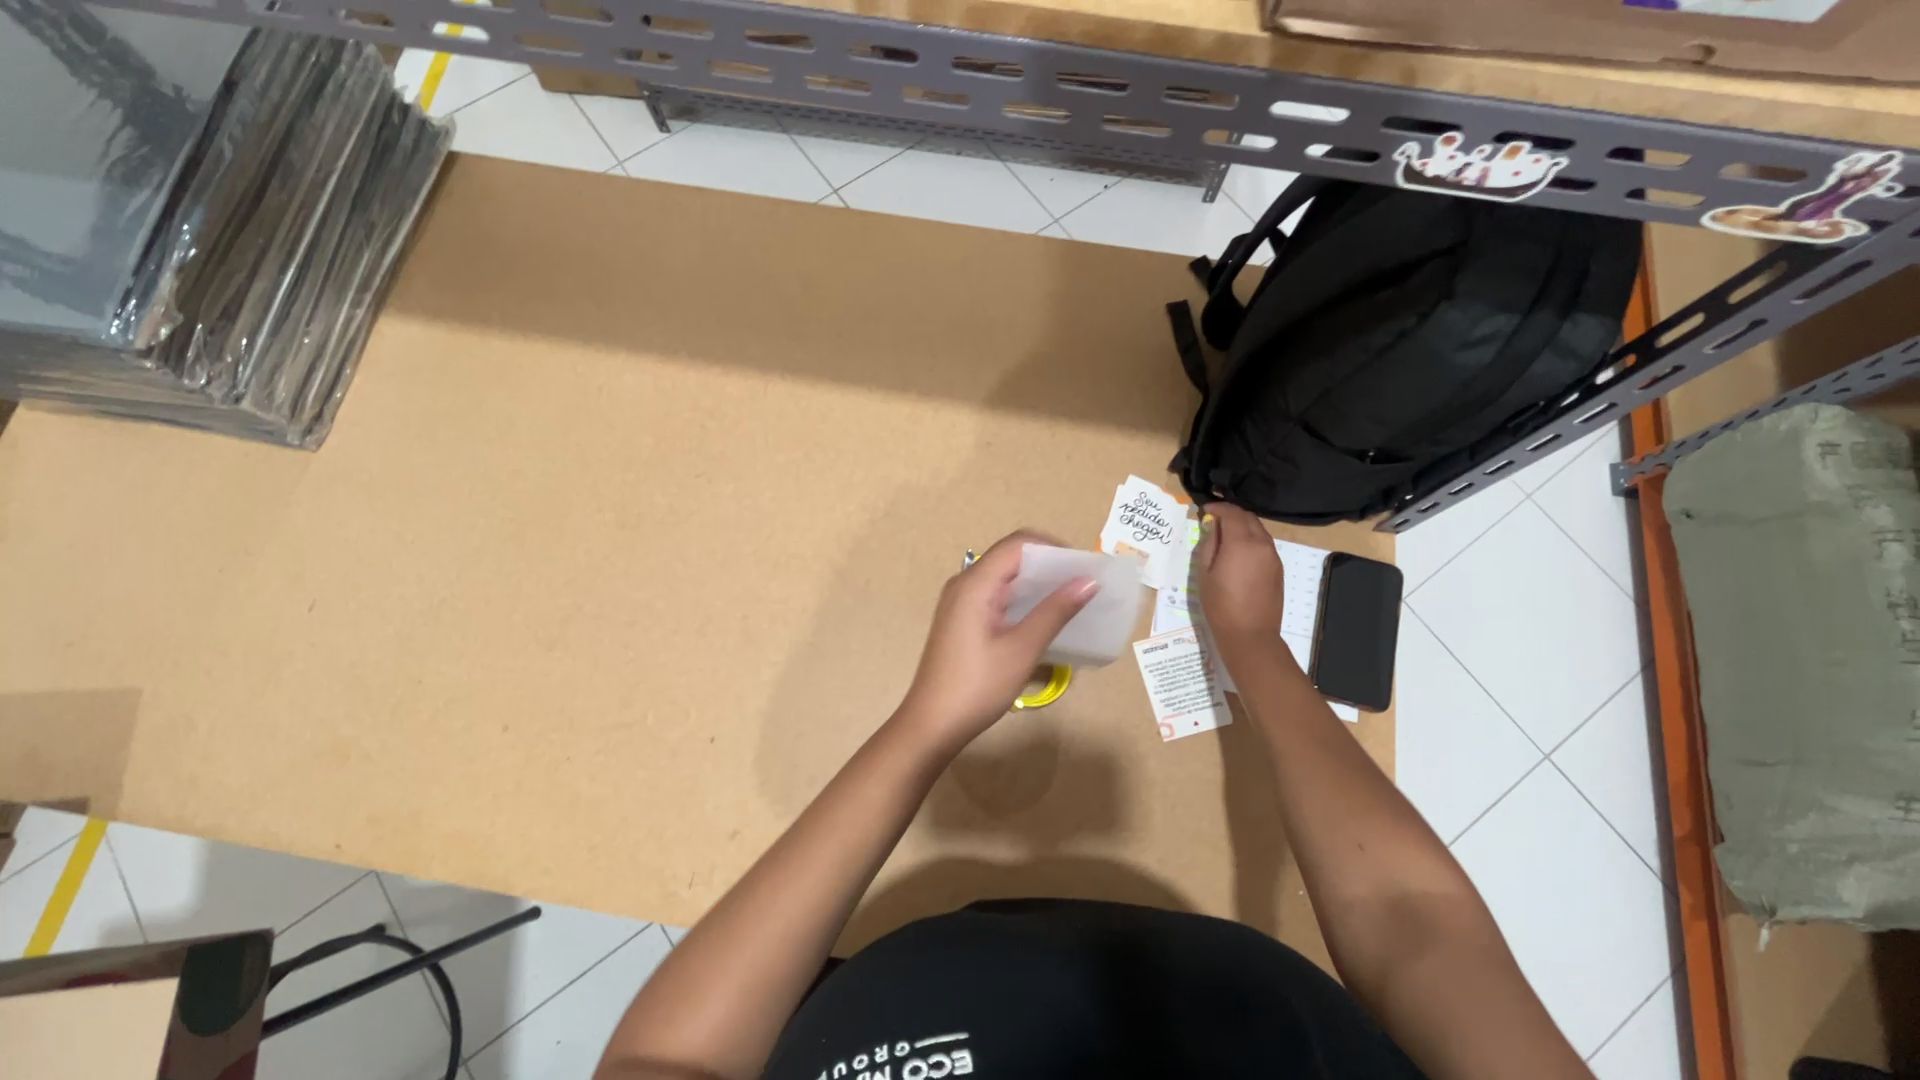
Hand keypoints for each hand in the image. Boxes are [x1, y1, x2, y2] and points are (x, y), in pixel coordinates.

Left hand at [897, 530, 1098, 749]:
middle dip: (1049, 564)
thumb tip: (1088, 582)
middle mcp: (964, 584)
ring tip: (1072, 599)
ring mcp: (961, 603)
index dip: (1054, 548)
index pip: (1018, 544)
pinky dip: (1023, 599)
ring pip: (1005, 577)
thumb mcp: (1022, 649)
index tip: (1085, 566)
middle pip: (1011, 557)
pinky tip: (1045, 618)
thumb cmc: (977, 686)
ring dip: (1038, 583)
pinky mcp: (962, 621)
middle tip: (1084, 583)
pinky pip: (997, 596)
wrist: (932, 724)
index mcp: (974, 583)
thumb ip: (1055, 611)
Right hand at [1194, 502, 1285, 648]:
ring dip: (1243, 527)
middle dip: (1231, 515)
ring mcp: (1273, 556)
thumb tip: (1213, 527)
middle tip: (1214, 522)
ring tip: (1226, 537)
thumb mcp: (1204, 574)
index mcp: (1241, 543)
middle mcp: (1261, 544)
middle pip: (1248, 517)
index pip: (1232, 513)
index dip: (1217, 508)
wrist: (1250, 634)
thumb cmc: (1220, 605)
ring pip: (1259, 530)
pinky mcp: (1278, 568)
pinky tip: (1240, 553)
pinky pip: (1265, 544)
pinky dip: (1252, 540)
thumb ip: (1208, 545)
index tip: (1204, 511)